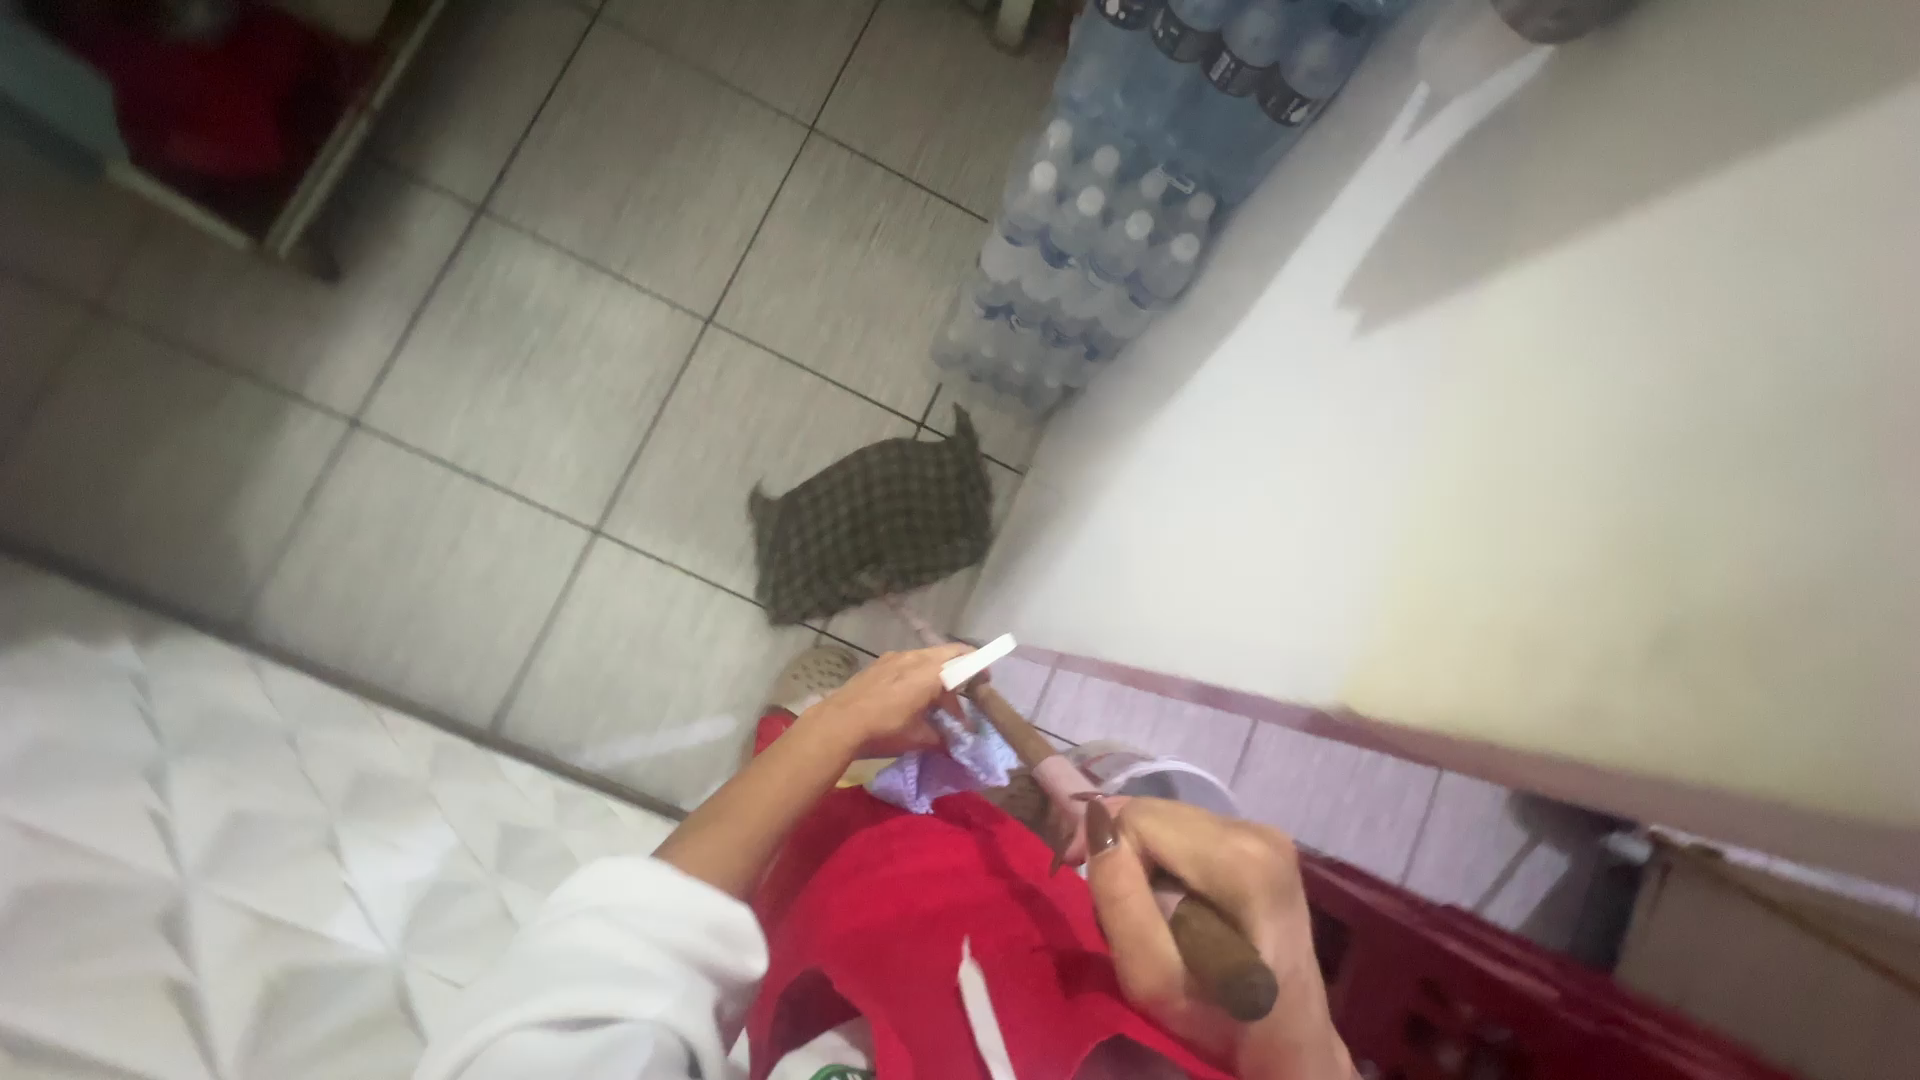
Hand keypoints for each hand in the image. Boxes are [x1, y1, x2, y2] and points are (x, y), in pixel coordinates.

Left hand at [798, 644, 972, 758]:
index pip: (964, 661)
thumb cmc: (884, 729)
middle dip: (961, 666)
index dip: (978, 668)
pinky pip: (909, 661)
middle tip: (969, 683)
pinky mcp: (880, 663)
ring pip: (927, 657)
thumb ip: (941, 738)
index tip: (987, 680)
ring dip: (939, 672)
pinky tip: (914, 693)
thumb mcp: (918, 738)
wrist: (840, 722)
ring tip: (940, 697)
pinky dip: (920, 672)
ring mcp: (895, 657)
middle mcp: (916, 657)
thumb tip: (954, 745)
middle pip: (947, 653)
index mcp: (931, 673)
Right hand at [1083, 797, 1352, 1079]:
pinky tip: (1172, 894)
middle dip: (1122, 850)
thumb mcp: (1153, 979)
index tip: (1087, 884)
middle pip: (1154, 812)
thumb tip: (1096, 822)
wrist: (1288, 1041)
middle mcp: (1259, 831)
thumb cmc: (1220, 1022)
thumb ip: (1120, 900)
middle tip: (1118, 905)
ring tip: (1147, 905)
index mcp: (1243, 864)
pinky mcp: (1261, 837)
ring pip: (1166, 816)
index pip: (1140, 817)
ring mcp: (1265, 831)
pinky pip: (1185, 826)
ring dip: (1141, 853)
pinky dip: (1164, 854)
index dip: (1105, 846)